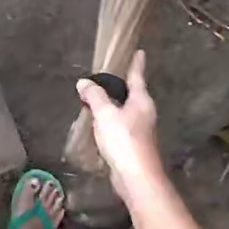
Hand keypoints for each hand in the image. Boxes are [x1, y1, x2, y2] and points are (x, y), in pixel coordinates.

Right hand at [75, 50, 166, 201]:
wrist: (136, 176)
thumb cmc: (123, 139)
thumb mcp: (104, 113)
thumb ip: (94, 96)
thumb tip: (83, 83)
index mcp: (141, 101)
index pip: (137, 77)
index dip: (136, 64)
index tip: (140, 52)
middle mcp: (144, 113)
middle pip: (132, 93)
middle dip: (121, 85)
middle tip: (107, 75)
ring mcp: (140, 129)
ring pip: (125, 109)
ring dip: (113, 103)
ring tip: (96, 97)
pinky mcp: (133, 143)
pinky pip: (119, 124)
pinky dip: (109, 119)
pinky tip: (98, 122)